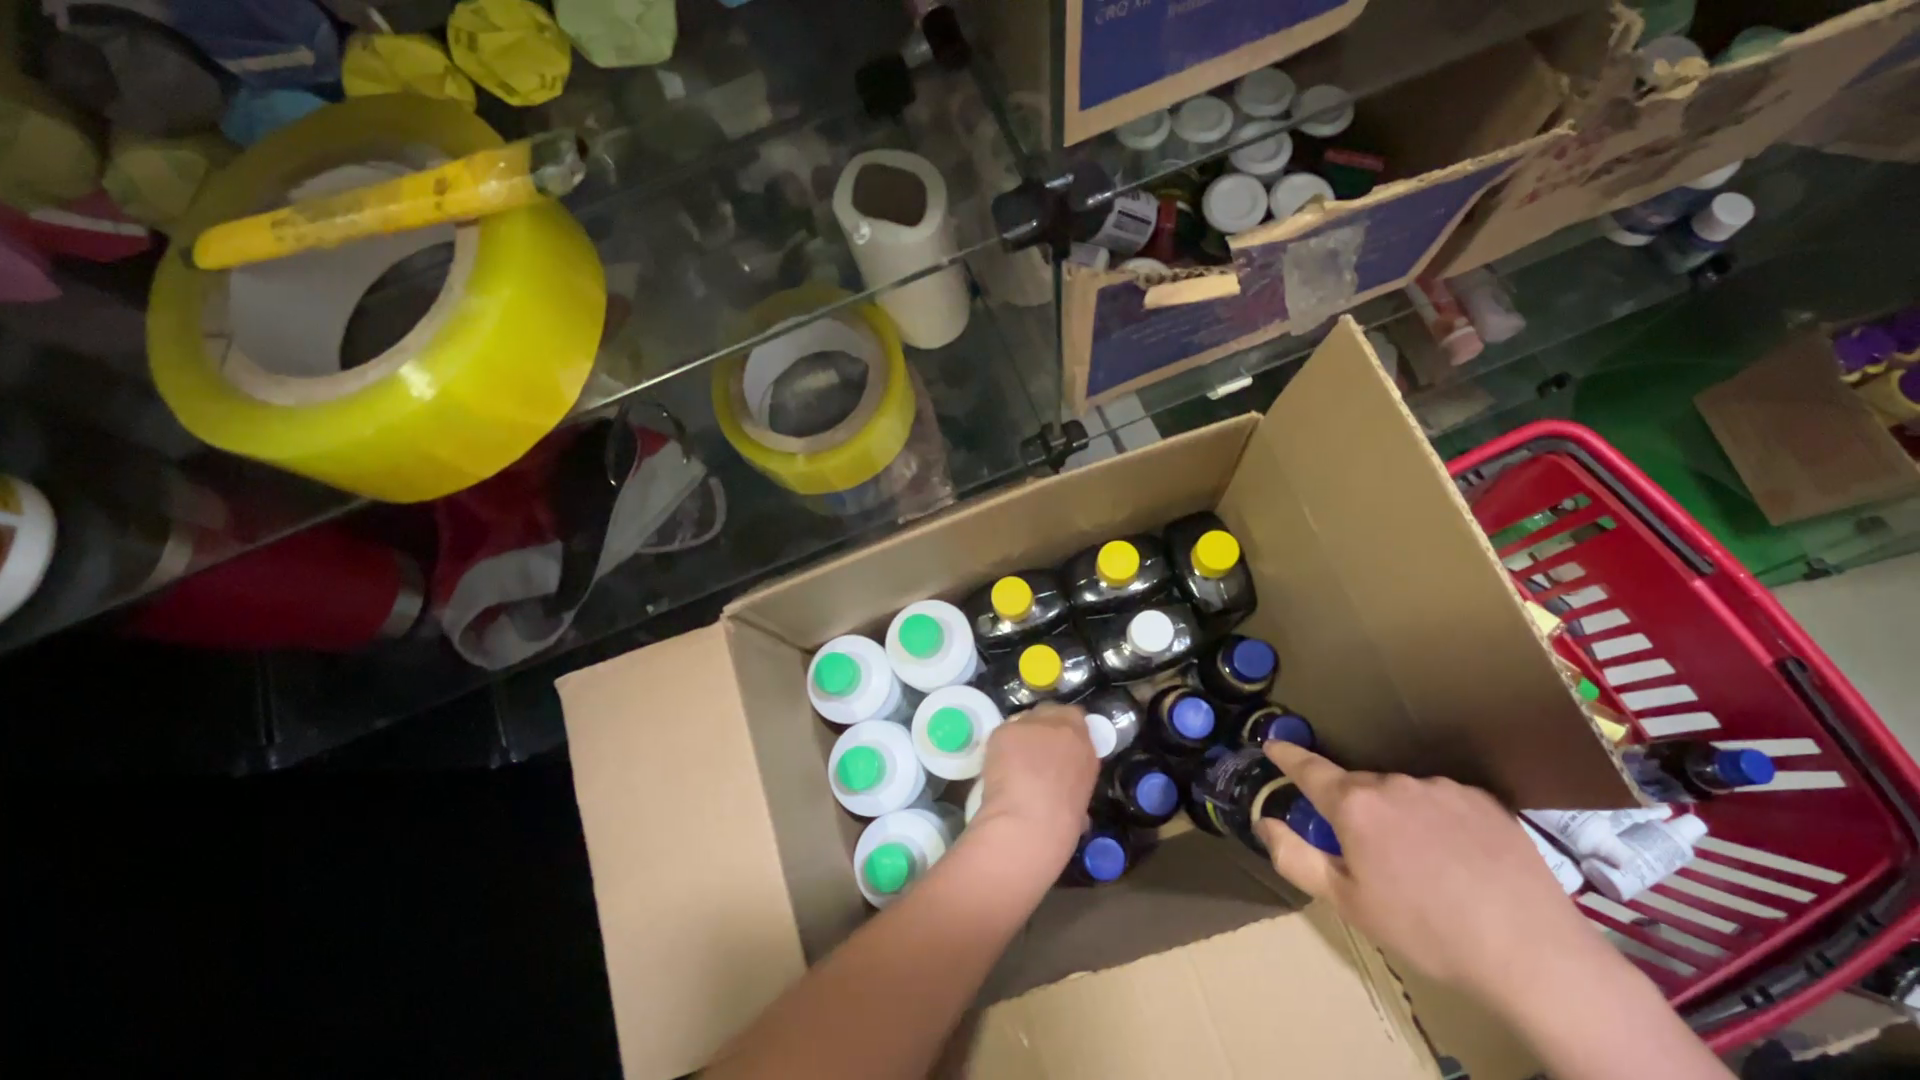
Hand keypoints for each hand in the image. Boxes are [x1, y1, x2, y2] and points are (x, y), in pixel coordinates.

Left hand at [968, 704, 1099, 862]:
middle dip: (1041, 727)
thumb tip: (1062, 779)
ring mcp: (1030, 724)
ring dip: (1020, 736)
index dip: (1063, 730)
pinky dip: (1000, 747)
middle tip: (1032, 750)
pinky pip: (1002, 734)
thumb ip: (1073, 774)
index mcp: (1084, 743)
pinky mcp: (1004, 730)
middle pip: (1049, 712)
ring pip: (1023, 720)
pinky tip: (999, 767)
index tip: (1055, 744)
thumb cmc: (1061, 820)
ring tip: (1012, 761)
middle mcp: (1060, 726)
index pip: (1074, 717)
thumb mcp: (1080, 794)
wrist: (1031, 819)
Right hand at [1256, 741, 1596, 998]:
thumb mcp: (1347, 903)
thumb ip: (1296, 857)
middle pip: (1358, 787)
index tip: (1272, 744)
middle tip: (1360, 852)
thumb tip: (1266, 823)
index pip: (1310, 769)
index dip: (1287, 755)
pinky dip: (1435, 821)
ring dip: (1396, 816)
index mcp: (1355, 806)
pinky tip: (1455, 859)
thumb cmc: (1425, 930)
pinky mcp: (1484, 800)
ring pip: (1402, 794)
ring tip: (1417, 864)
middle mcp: (1396, 784)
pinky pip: (1442, 801)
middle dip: (1350, 808)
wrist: (1529, 950)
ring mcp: (1444, 788)